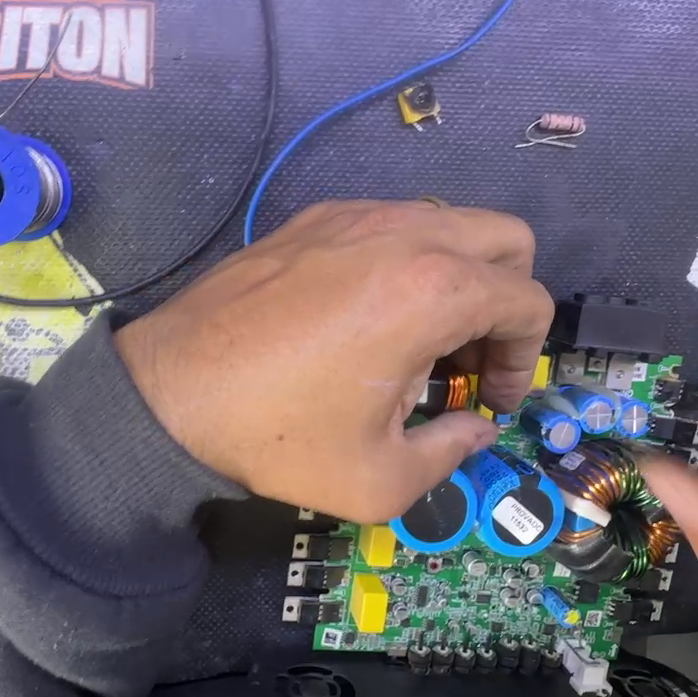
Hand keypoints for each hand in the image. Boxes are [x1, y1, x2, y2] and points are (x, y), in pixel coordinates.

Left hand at [115, 200, 552, 523]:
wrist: (169, 395)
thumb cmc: (280, 438)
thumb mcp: (382, 480)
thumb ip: (453, 452)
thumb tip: (478, 428)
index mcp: (433, 291)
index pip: (528, 301)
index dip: (523, 359)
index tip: (487, 400)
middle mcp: (402, 233)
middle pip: (505, 240)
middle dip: (506, 302)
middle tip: (465, 360)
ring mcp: (353, 215)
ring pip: (446, 223)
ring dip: (456, 278)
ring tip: (414, 341)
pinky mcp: (311, 218)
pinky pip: (389, 224)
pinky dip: (405, 261)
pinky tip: (364, 316)